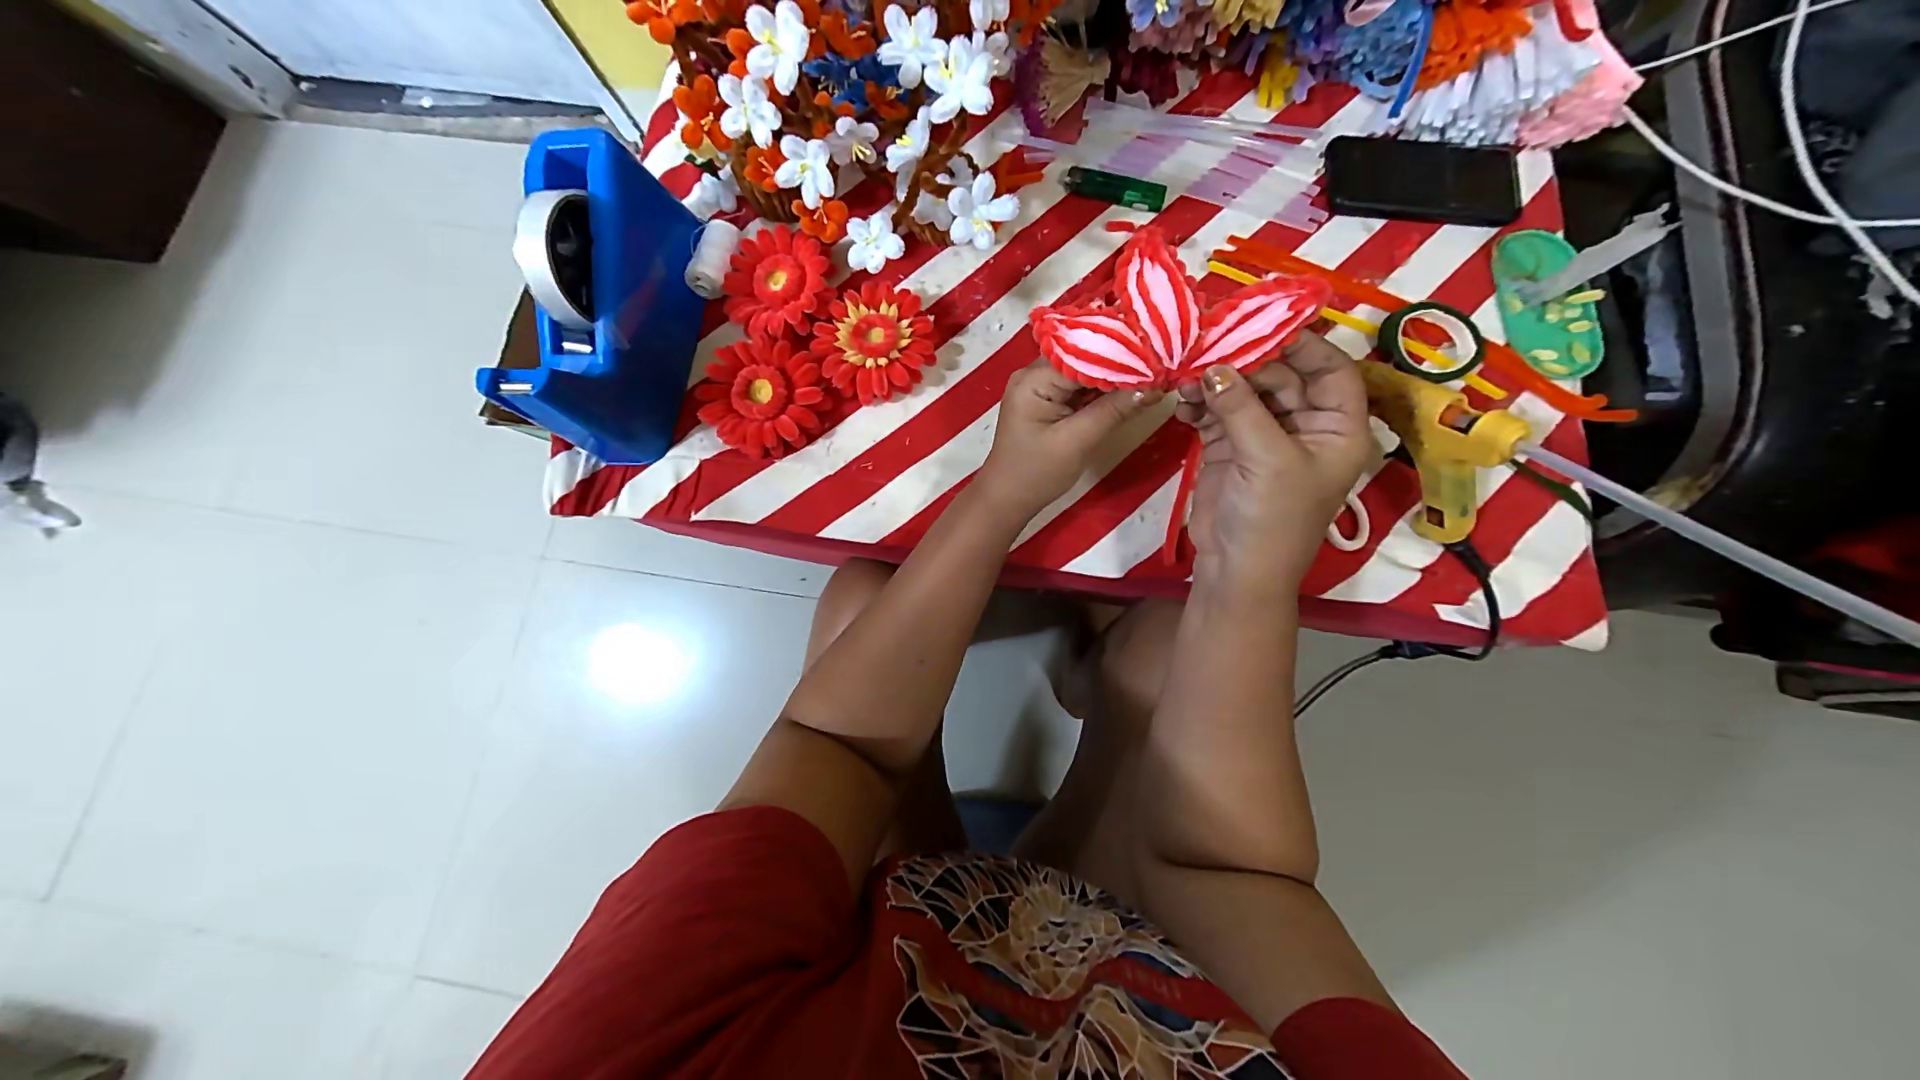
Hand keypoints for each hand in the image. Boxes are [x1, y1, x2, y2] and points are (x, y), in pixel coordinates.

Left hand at [977, 361, 1163, 522]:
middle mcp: (1035, 374)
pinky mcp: (1050, 400)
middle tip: (1162, 359)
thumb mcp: (1076, 442)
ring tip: (1155, 370)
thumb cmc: (1034, 473)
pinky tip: (1133, 387)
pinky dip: (1105, 388)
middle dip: (1122, 359)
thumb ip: (1114, 411)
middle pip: (1085, 356)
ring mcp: (1042, 386)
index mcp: (1034, 379)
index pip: (1083, 353)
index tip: (1158, 353)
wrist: (1007, 499)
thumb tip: (1156, 386)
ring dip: (1116, 373)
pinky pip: (1082, 385)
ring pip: (1086, 370)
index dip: (1121, 352)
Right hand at [1175, 331, 1372, 593]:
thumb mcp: (1267, 459)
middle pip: (1280, 376)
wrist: (1236, 569)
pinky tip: (1182, 401)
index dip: (1303, 344)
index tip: (1264, 323)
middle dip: (1244, 363)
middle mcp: (1304, 426)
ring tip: (1187, 377)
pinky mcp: (1230, 448)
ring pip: (1243, 392)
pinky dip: (1200, 405)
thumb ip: (1242, 407)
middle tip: (1208, 346)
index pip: (1330, 370)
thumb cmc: (1272, 519)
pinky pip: (1217, 413)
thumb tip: (1214, 366)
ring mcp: (1263, 437)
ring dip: (1216, 383)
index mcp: (1337, 429)